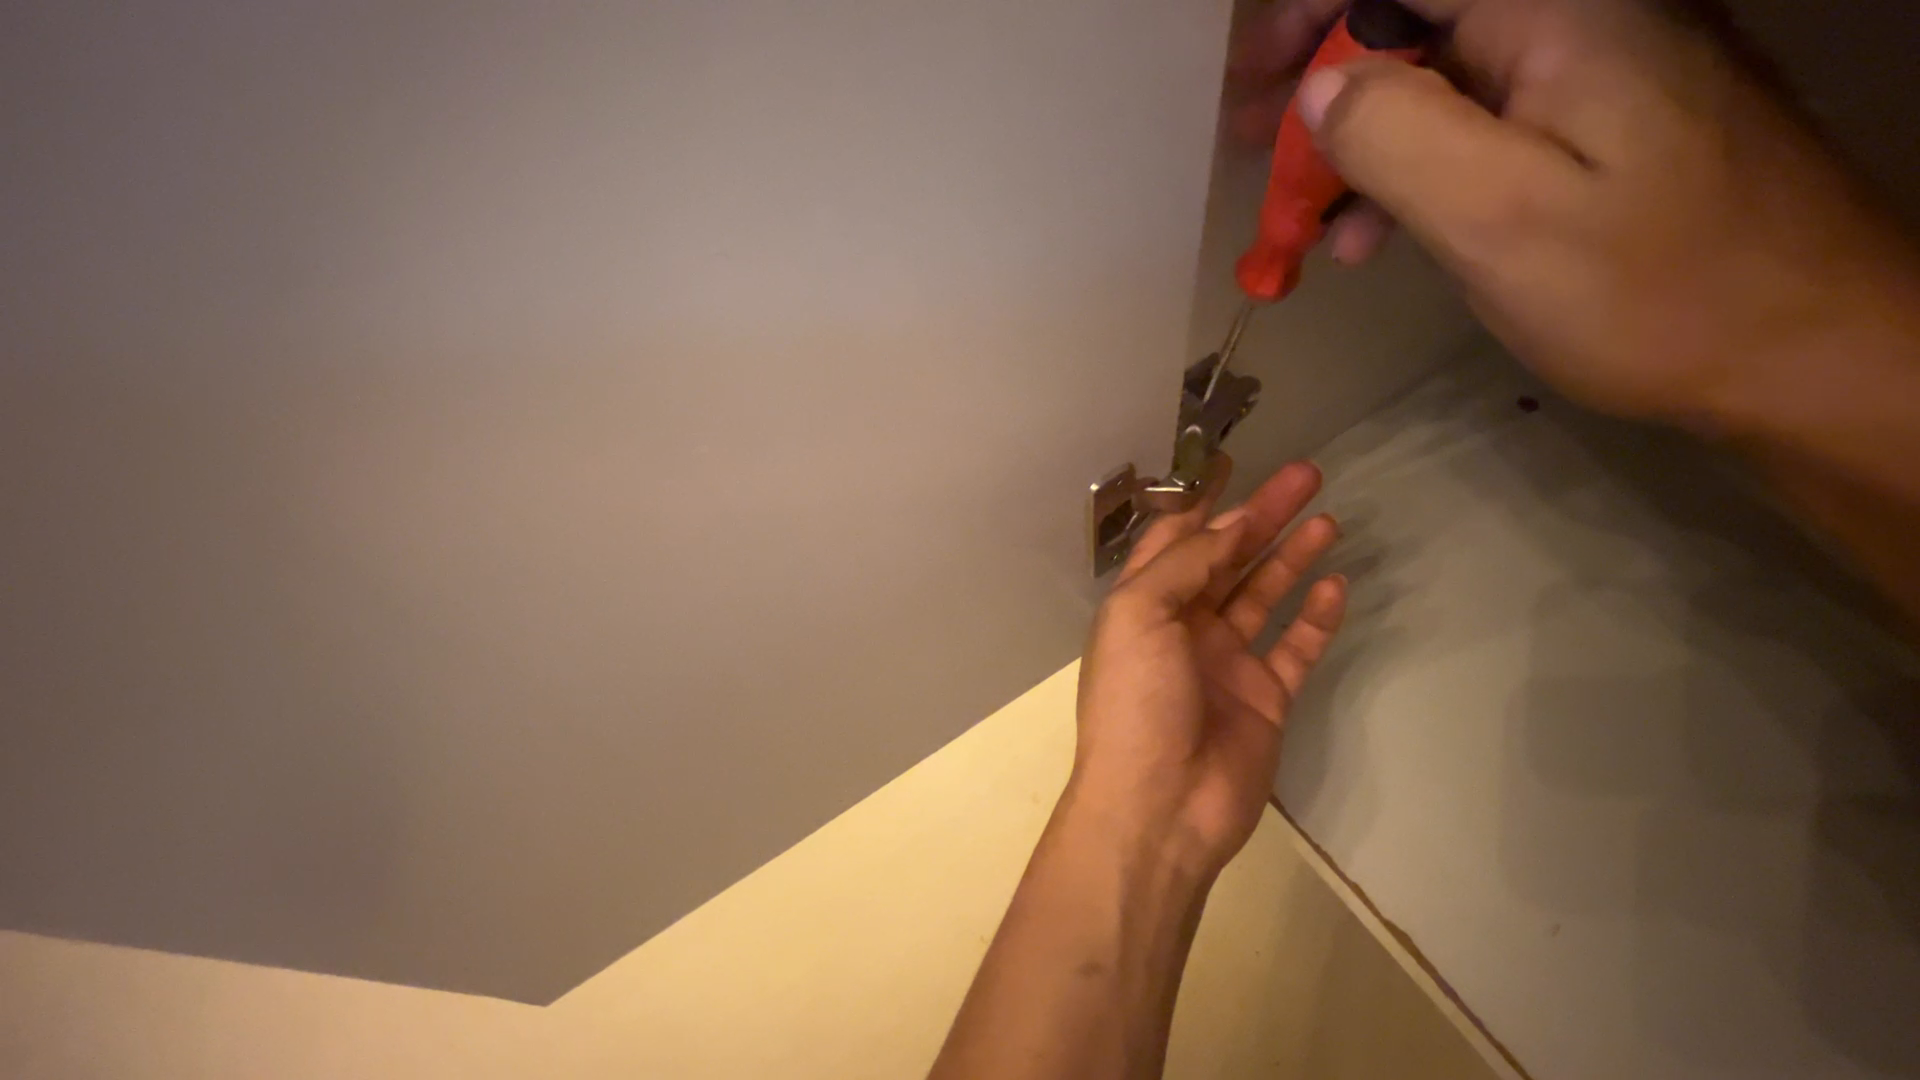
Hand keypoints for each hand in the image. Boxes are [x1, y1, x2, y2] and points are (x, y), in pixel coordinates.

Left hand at [1066, 459, 1346, 878]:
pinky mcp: (1265, 696)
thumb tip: (1227, 526)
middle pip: (1226, 559)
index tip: (1233, 464)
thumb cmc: (1136, 701)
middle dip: (1261, 517)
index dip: (1202, 503)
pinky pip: (1295, 646)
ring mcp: (1226, 662)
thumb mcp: (1139, 616)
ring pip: (1264, 595)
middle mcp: (1183, 626)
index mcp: (1142, 606)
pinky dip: (1315, 616)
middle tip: (1306, 476)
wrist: (1160, 804)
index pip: (1174, 541)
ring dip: (1291, 556)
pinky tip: (1336, 583)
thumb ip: (1185, 565)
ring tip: (1328, 517)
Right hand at [1246, 0, 1919, 423]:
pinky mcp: (1594, 131)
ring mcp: (1592, 77)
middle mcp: (1581, 21)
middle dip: (1324, 83)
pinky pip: (1476, 129)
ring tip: (1303, 216)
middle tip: (1257, 146)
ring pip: (1439, 83)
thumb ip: (1397, 138)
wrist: (1798, 348)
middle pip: (1420, 23)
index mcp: (1563, 15)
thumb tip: (1319, 91)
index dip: (1315, 14)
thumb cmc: (1646, 289)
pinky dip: (1411, 175)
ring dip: (1359, 144)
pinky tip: (1372, 237)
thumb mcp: (1497, 217)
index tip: (1253, 79)